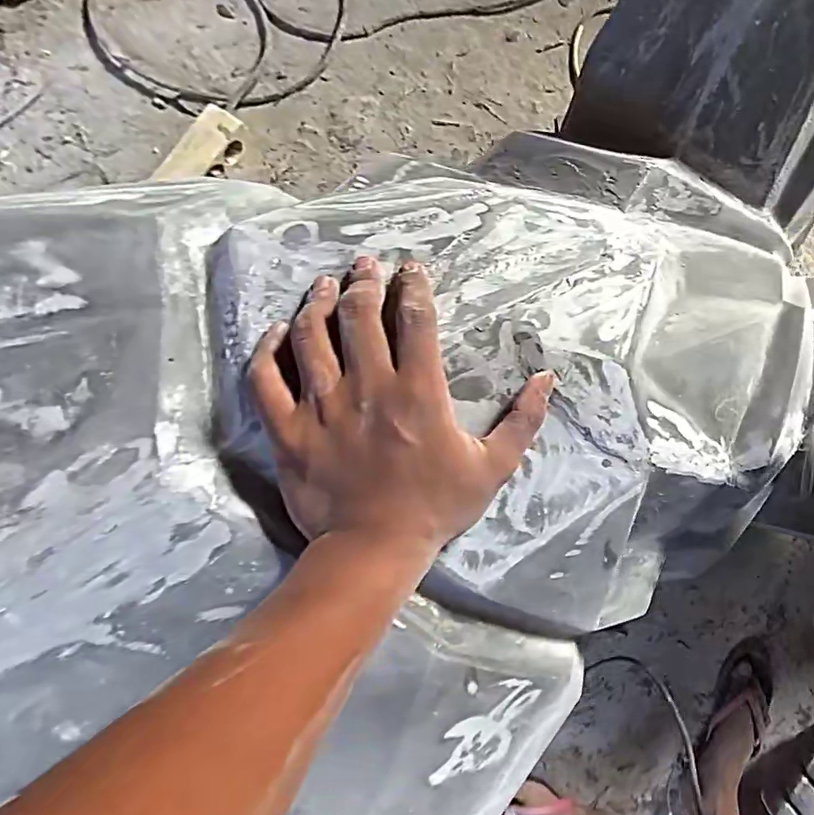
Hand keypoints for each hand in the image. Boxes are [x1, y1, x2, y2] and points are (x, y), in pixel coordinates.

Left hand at [249, 256, 555, 558]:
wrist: (374, 549)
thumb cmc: (437, 507)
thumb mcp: (494, 466)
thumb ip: (523, 420)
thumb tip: (547, 378)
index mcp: (418, 392)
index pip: (415, 320)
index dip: (414, 287)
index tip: (412, 269)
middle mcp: (367, 388)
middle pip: (359, 316)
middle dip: (364, 282)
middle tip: (366, 265)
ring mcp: (322, 408)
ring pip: (311, 337)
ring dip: (317, 303)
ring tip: (324, 285)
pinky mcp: (289, 431)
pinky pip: (267, 379)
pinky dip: (268, 350)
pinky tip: (276, 332)